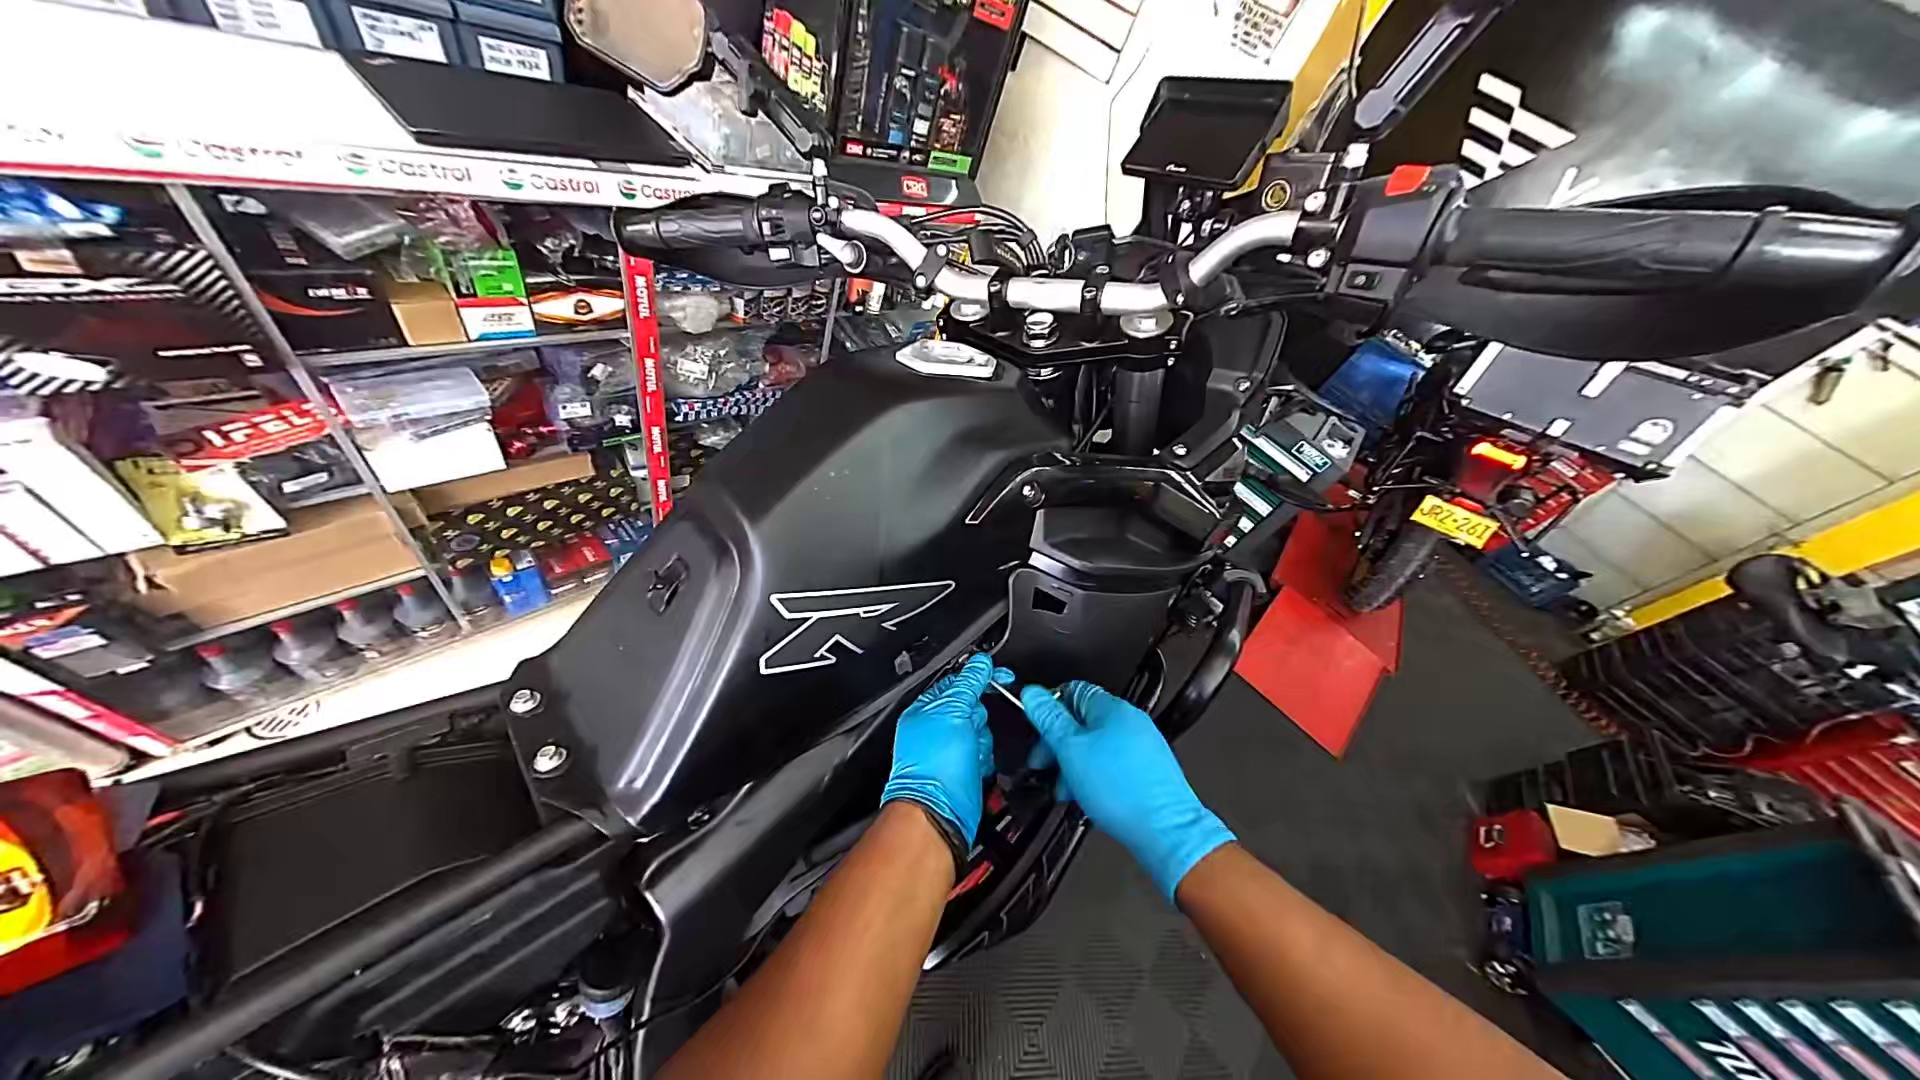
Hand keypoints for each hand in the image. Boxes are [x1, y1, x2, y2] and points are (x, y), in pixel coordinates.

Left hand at [883, 653, 1012, 846]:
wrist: (938, 816)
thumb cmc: (933, 769)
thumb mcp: (952, 712)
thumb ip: (967, 684)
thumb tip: (980, 663)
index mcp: (926, 710)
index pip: (957, 681)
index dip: (979, 677)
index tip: (1000, 676)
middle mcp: (937, 730)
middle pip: (974, 706)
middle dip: (979, 717)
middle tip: (971, 729)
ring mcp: (952, 752)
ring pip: (983, 731)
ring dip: (984, 741)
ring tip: (972, 754)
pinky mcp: (966, 772)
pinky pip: (987, 755)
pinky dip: (987, 760)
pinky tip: (978, 767)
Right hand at [1020, 681, 1233, 900]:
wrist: (1166, 831)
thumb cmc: (1124, 791)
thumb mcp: (1071, 750)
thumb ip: (1049, 719)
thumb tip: (1032, 694)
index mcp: (1111, 708)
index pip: (1071, 691)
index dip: (1048, 708)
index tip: (1037, 729)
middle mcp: (1130, 721)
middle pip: (1081, 721)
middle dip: (1058, 744)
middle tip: (1045, 765)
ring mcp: (1140, 746)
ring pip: (1094, 746)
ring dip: (1073, 765)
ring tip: (1066, 789)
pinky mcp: (1146, 770)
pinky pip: (1111, 765)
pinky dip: (1094, 777)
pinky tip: (1087, 796)